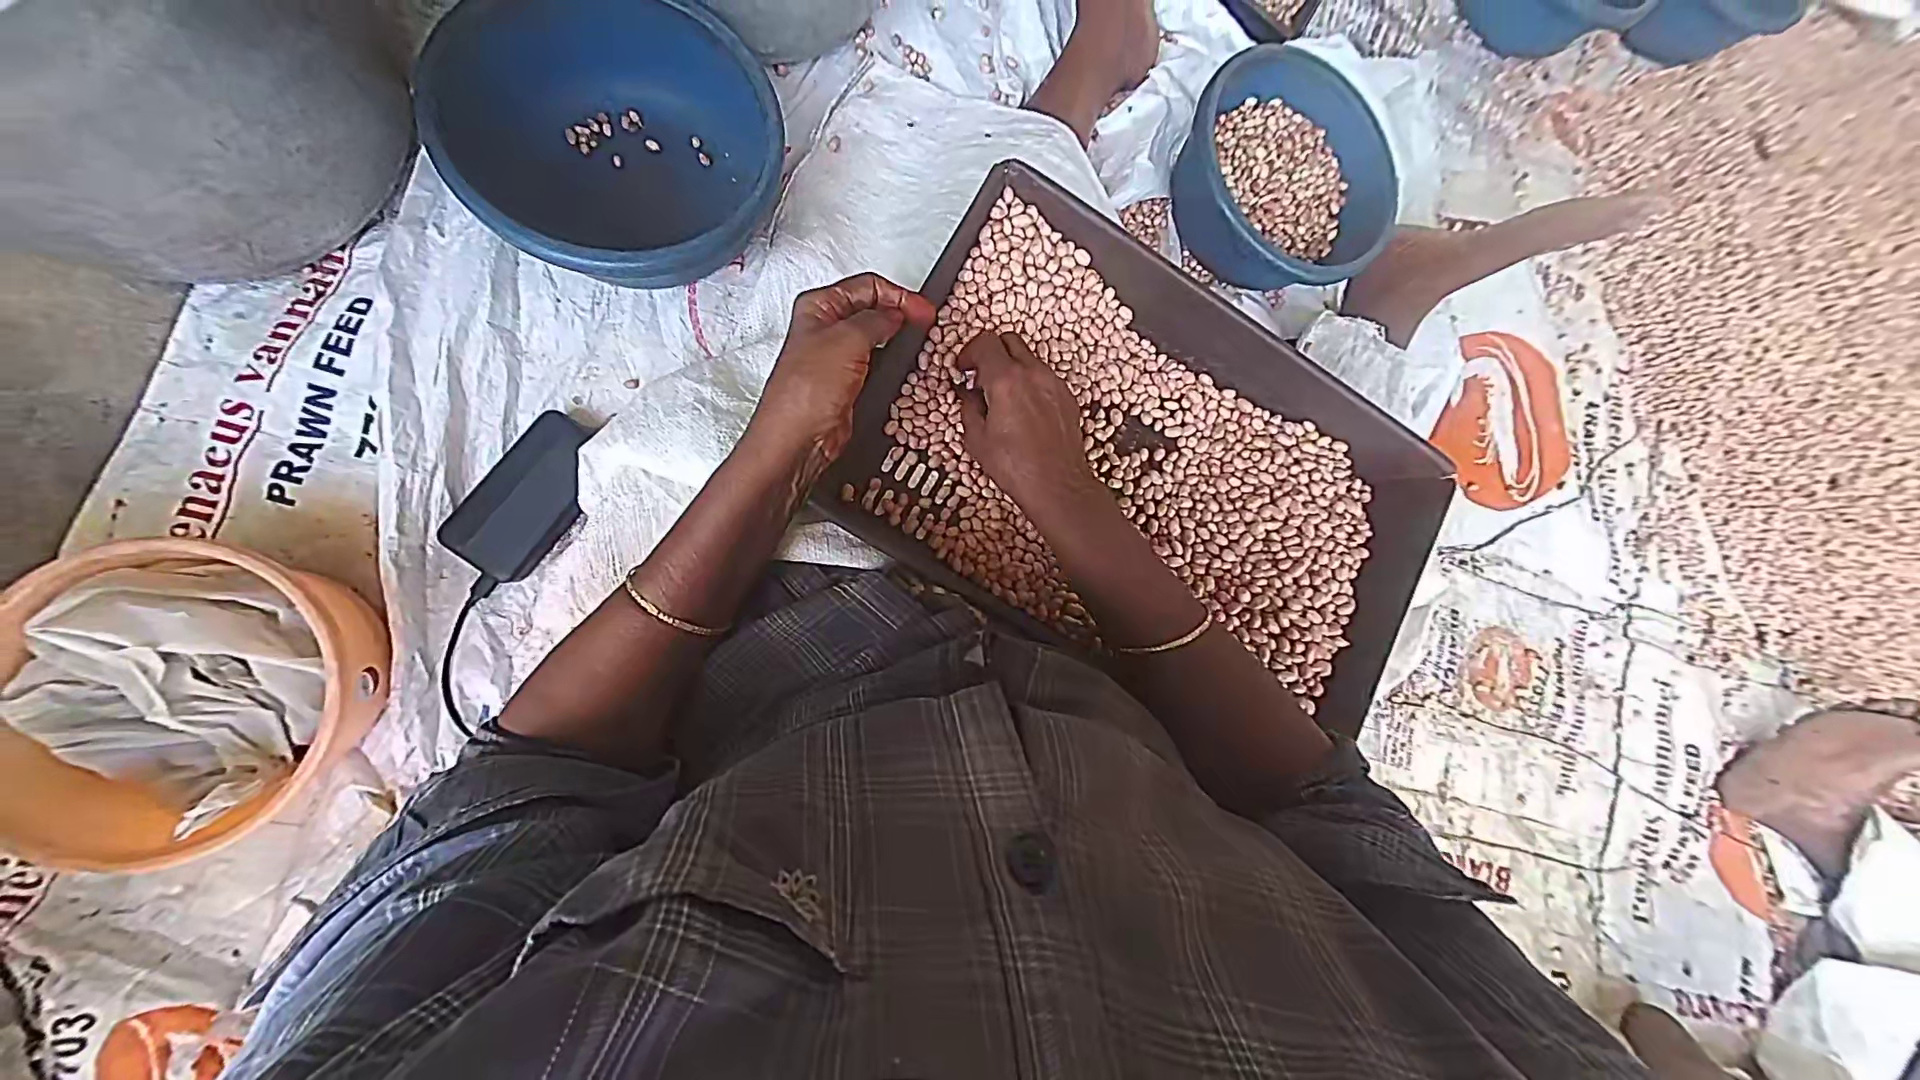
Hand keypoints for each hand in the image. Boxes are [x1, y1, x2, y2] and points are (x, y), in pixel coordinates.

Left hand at [747, 273, 934, 471]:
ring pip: (878, 339)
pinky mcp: (849, 383)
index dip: (899, 295)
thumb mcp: (847, 339)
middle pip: (874, 310)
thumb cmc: (806, 392)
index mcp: (819, 306)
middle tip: (927, 323)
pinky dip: (894, 364)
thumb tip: (896, 313)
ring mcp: (838, 357)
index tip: (923, 310)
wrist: (799, 438)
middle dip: (901, 314)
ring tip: (921, 342)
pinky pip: (877, 365)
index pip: (868, 287)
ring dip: (899, 340)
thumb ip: (877, 320)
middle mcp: (827, 329)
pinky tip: (906, 367)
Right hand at [956, 331, 1107, 525]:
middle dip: (990, 353)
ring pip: (1028, 357)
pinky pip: (1044, 377)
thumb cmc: (1018, 467)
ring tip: (1000, 397)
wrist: (1056, 484)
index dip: (968, 352)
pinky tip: (1021, 409)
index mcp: (1006, 381)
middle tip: (979, 376)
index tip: (963, 367)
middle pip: (1008, 340)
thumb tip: (968, 397)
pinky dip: (1029, 383)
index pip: (985, 342)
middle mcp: (1034, 375)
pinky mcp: (1066, 397)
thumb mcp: (976, 439)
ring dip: (1011, 368)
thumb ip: (968, 408)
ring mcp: (1053, 384)